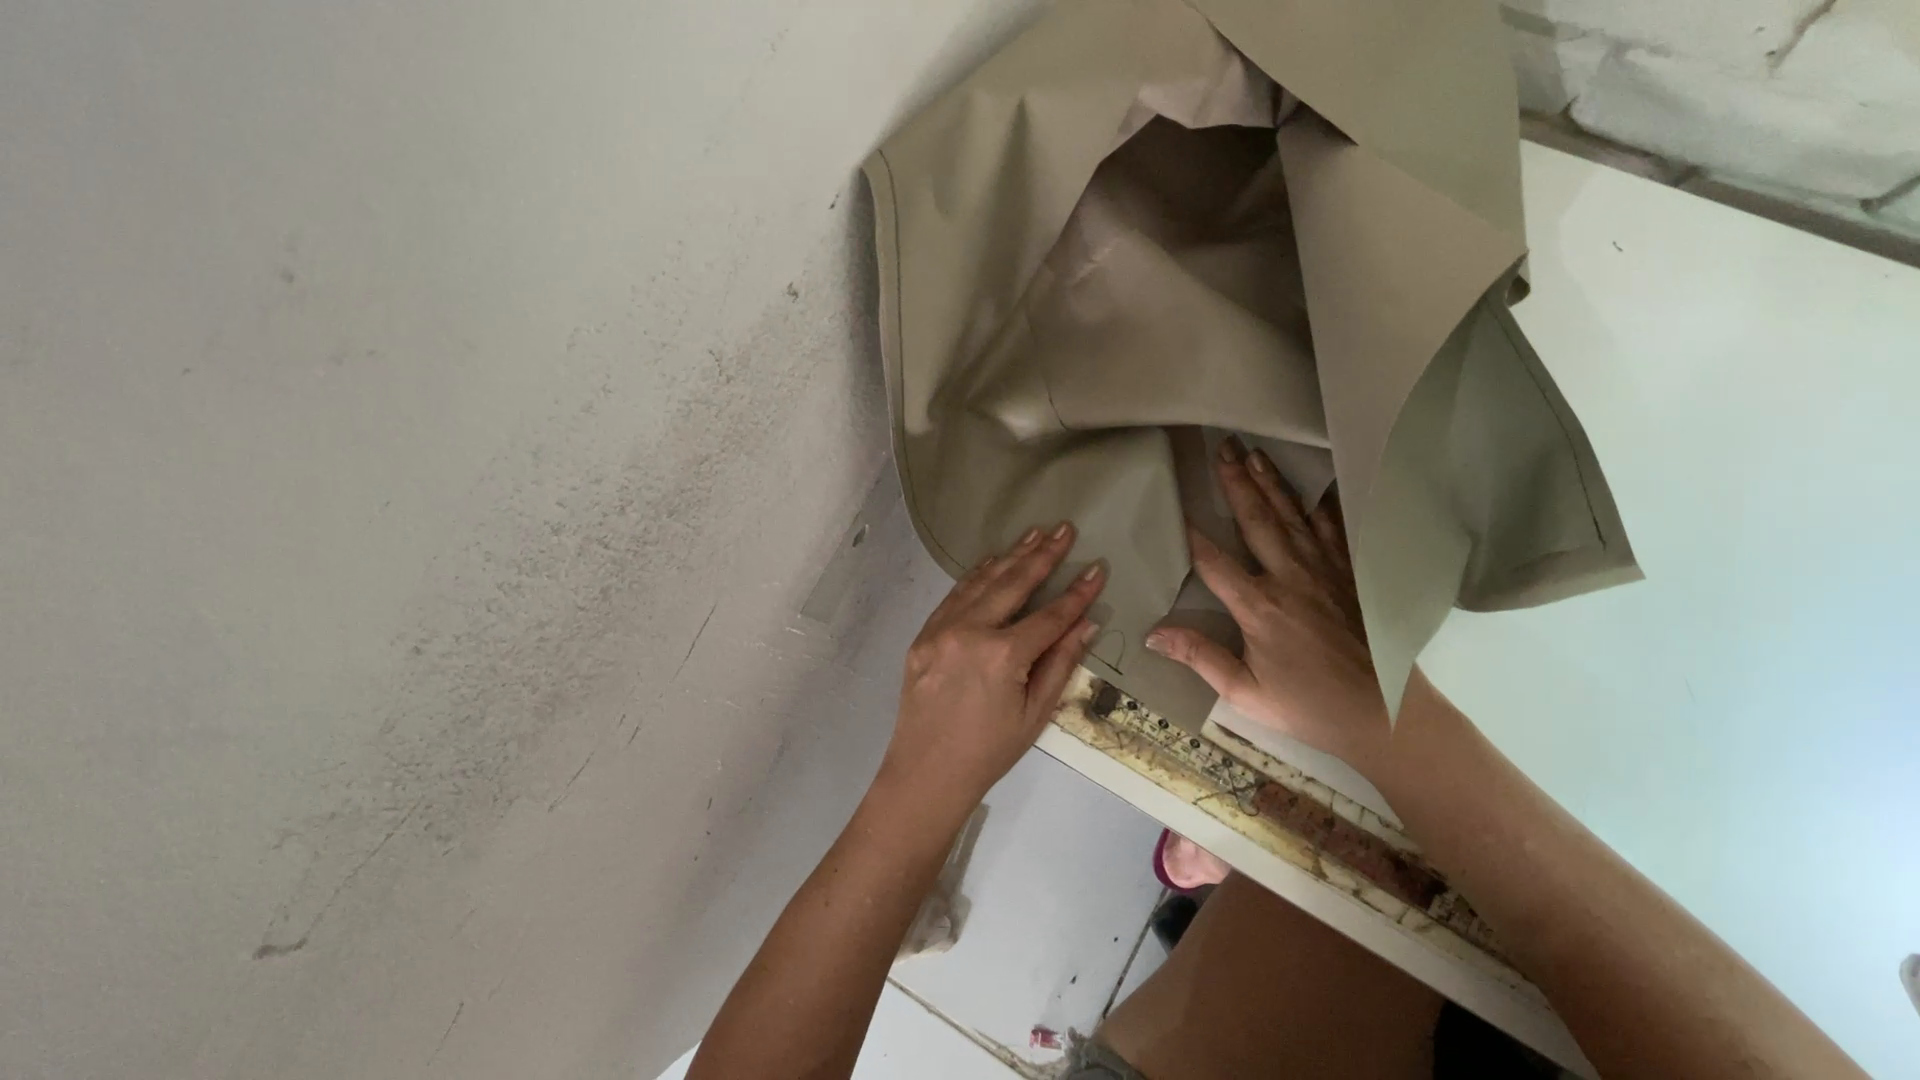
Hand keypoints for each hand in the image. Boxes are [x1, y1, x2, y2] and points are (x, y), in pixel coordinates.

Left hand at [880, 522, 1105, 821]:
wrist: (926, 772)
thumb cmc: (989, 751)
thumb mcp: (1035, 713)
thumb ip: (1060, 663)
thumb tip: (1086, 624)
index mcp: (1002, 655)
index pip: (1050, 615)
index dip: (1077, 593)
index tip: (1097, 568)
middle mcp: (969, 632)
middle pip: (1013, 584)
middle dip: (1042, 555)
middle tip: (1065, 528)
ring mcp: (940, 630)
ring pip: (980, 582)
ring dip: (1009, 557)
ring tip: (1034, 535)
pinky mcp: (923, 636)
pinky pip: (953, 596)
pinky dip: (975, 576)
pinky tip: (993, 562)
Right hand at [1144, 438, 1391, 775]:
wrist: (1384, 714)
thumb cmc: (1307, 707)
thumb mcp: (1244, 692)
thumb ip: (1200, 657)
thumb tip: (1154, 633)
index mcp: (1258, 607)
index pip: (1214, 561)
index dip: (1192, 532)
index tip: (1177, 504)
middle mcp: (1290, 578)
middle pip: (1256, 521)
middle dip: (1236, 483)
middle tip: (1223, 448)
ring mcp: (1325, 572)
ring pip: (1293, 517)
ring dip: (1272, 483)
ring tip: (1255, 454)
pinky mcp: (1352, 576)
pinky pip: (1335, 531)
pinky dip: (1325, 506)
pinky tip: (1318, 487)